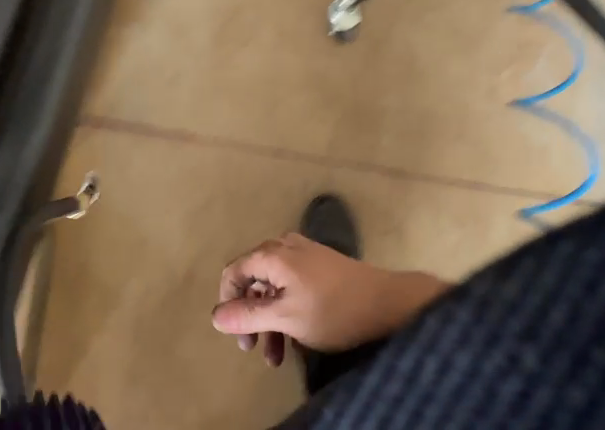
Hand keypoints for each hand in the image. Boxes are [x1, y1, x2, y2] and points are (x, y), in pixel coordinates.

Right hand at [211, 233, 448, 367]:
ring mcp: (303, 254)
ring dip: (270, 320)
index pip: (233, 271)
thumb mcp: (287, 318)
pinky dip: (286, 310)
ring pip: (273, 287)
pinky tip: (296, 337)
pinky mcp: (319, 266)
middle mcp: (283, 246)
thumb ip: (248, 316)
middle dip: (250, 316)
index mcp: (271, 254)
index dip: (227, 302)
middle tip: (252, 348)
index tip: (234, 333)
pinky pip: (290, 286)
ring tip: (277, 357)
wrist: (388, 303)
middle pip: (253, 279)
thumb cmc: (333, 310)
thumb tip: (215, 317)